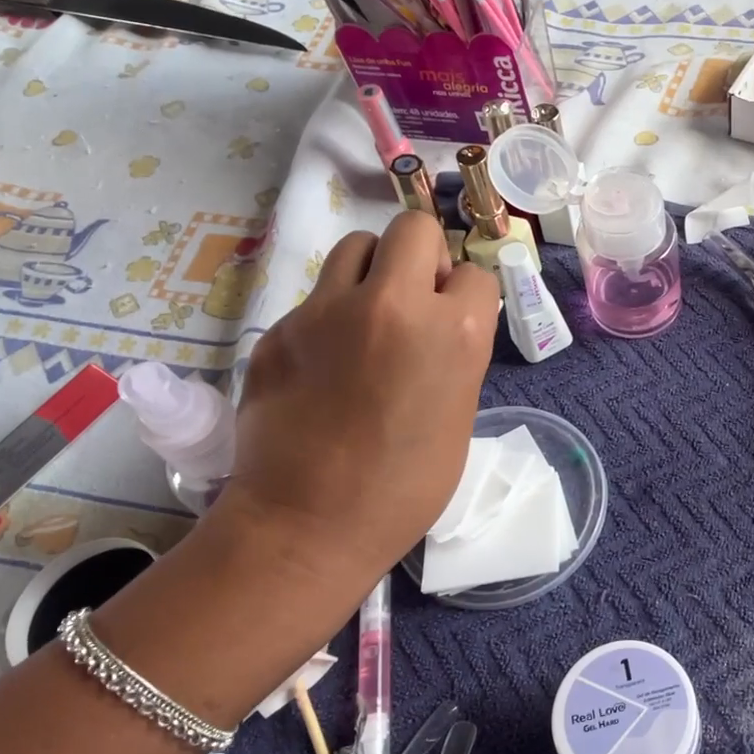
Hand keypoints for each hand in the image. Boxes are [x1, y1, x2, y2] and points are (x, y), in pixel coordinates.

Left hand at [217, 212, 500, 576]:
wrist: (310, 525)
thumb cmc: (405, 487)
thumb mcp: (458, 415)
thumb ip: (455, 355)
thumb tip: (440, 326)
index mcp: (453, 332)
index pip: (474, 273)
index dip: (467, 297)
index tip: (455, 321)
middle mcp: (393, 304)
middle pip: (413, 228)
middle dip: (423, 256)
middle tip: (414, 301)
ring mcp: (327, 311)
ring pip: (356, 246)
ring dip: (373, 272)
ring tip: (367, 320)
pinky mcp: (280, 328)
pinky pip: (316, 298)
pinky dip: (329, 318)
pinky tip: (325, 366)